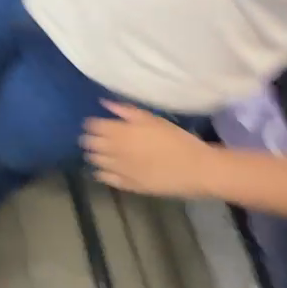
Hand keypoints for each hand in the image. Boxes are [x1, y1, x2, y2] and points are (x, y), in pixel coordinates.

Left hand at [81, 103, 217, 198]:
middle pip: (91, 143)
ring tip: (97, 152)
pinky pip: (106, 178)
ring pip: (95, 161)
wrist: (197, 170)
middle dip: (89, 139)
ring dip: (93, 155)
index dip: (91, 124)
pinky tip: (102, 170)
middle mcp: (115, 150)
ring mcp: (120, 169)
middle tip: (92, 137)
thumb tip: (105, 102)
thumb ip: (127, 111)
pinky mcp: (128, 185)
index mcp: (121, 132)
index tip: (94, 123)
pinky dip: (101, 173)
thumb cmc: (177, 140)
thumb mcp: (153, 120)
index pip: (94, 126)